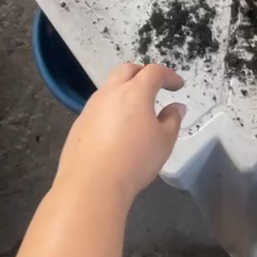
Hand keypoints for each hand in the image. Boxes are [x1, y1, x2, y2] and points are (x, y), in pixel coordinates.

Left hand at [54, 62, 187, 208]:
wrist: (91, 186)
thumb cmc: (135, 160)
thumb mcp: (164, 141)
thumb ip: (172, 120)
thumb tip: (176, 107)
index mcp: (135, 92)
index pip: (154, 72)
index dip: (168, 75)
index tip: (177, 85)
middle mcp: (111, 93)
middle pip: (127, 70)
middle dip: (143, 73)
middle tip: (154, 87)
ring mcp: (91, 107)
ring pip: (109, 88)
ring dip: (124, 91)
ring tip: (134, 110)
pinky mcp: (78, 125)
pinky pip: (98, 108)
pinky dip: (110, 110)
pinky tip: (115, 130)